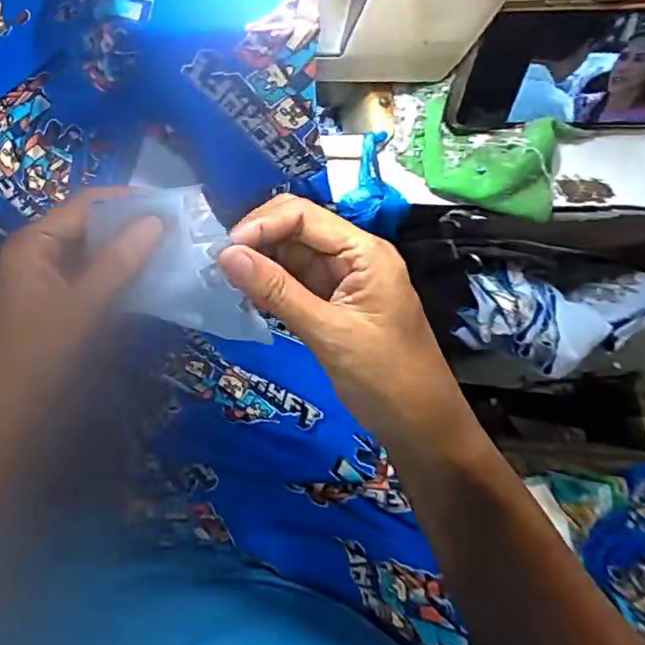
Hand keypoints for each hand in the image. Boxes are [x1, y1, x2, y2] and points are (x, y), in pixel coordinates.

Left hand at [0, 188, 163, 418]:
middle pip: (88, 228)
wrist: (0, 428)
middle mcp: (37, 255)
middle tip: (180, 230)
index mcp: (34, 244)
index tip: (173, 205)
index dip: (128, 200)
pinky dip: (117, 280)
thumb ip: (118, 263)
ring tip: (174, 252)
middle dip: (131, 227)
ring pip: (92, 257)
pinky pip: (90, 283)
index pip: (85, 204)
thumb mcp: (82, 308)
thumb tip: (157, 220)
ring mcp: (45, 284)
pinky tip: (150, 284)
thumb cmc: (37, 362)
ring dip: (128, 254)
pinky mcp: (55, 310)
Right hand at [216, 195, 460, 438]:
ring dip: (257, 263)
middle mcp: (351, 255)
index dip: (260, 224)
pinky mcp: (330, 300)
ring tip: (227, 281)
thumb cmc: (387, 379)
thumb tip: (226, 255)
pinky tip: (246, 295)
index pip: (302, 215)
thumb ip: (276, 291)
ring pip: (288, 253)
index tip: (226, 251)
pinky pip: (291, 279)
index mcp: (364, 252)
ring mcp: (340, 278)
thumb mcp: (329, 333)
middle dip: (256, 240)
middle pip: (293, 227)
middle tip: (221, 266)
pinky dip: (267, 284)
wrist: (423, 429)